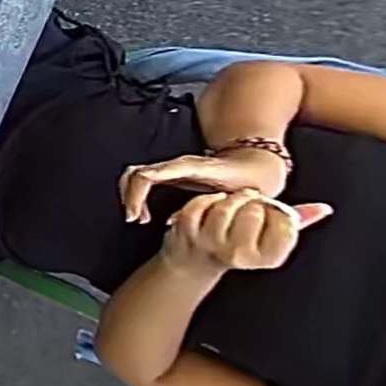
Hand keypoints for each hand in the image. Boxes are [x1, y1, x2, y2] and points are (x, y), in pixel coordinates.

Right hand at [120, 147, 289, 224]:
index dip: (136, 196)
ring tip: (139, 216)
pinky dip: (137, 195)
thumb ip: (206, 210)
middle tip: (134, 218)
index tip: (136, 217)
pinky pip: (142, 180)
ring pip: (135, 175)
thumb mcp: (234, 197)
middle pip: (135, 173)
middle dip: (128, 197)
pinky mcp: (169, 172)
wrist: (256, 163)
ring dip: (130, 196)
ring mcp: (170, 167)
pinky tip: (146, 211)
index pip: (147, 176)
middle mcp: (174, 165)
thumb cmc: (249, 180)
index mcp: (187, 167)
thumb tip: (173, 222)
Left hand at [161, 190, 330, 273]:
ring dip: (229, 198)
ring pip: (226, 206)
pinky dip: (206, 198)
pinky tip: (211, 203)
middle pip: (254, 210)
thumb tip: (323, 208)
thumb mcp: (268, 239)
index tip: (270, 211)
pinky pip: (200, 203)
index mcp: (268, 258)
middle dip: (252, 201)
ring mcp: (210, 243)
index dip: (278, 209)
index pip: (286, 222)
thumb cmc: (236, 247)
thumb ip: (296, 222)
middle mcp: (239, 254)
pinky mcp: (186, 231)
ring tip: (232, 202)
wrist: (193, 263)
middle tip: (248, 203)